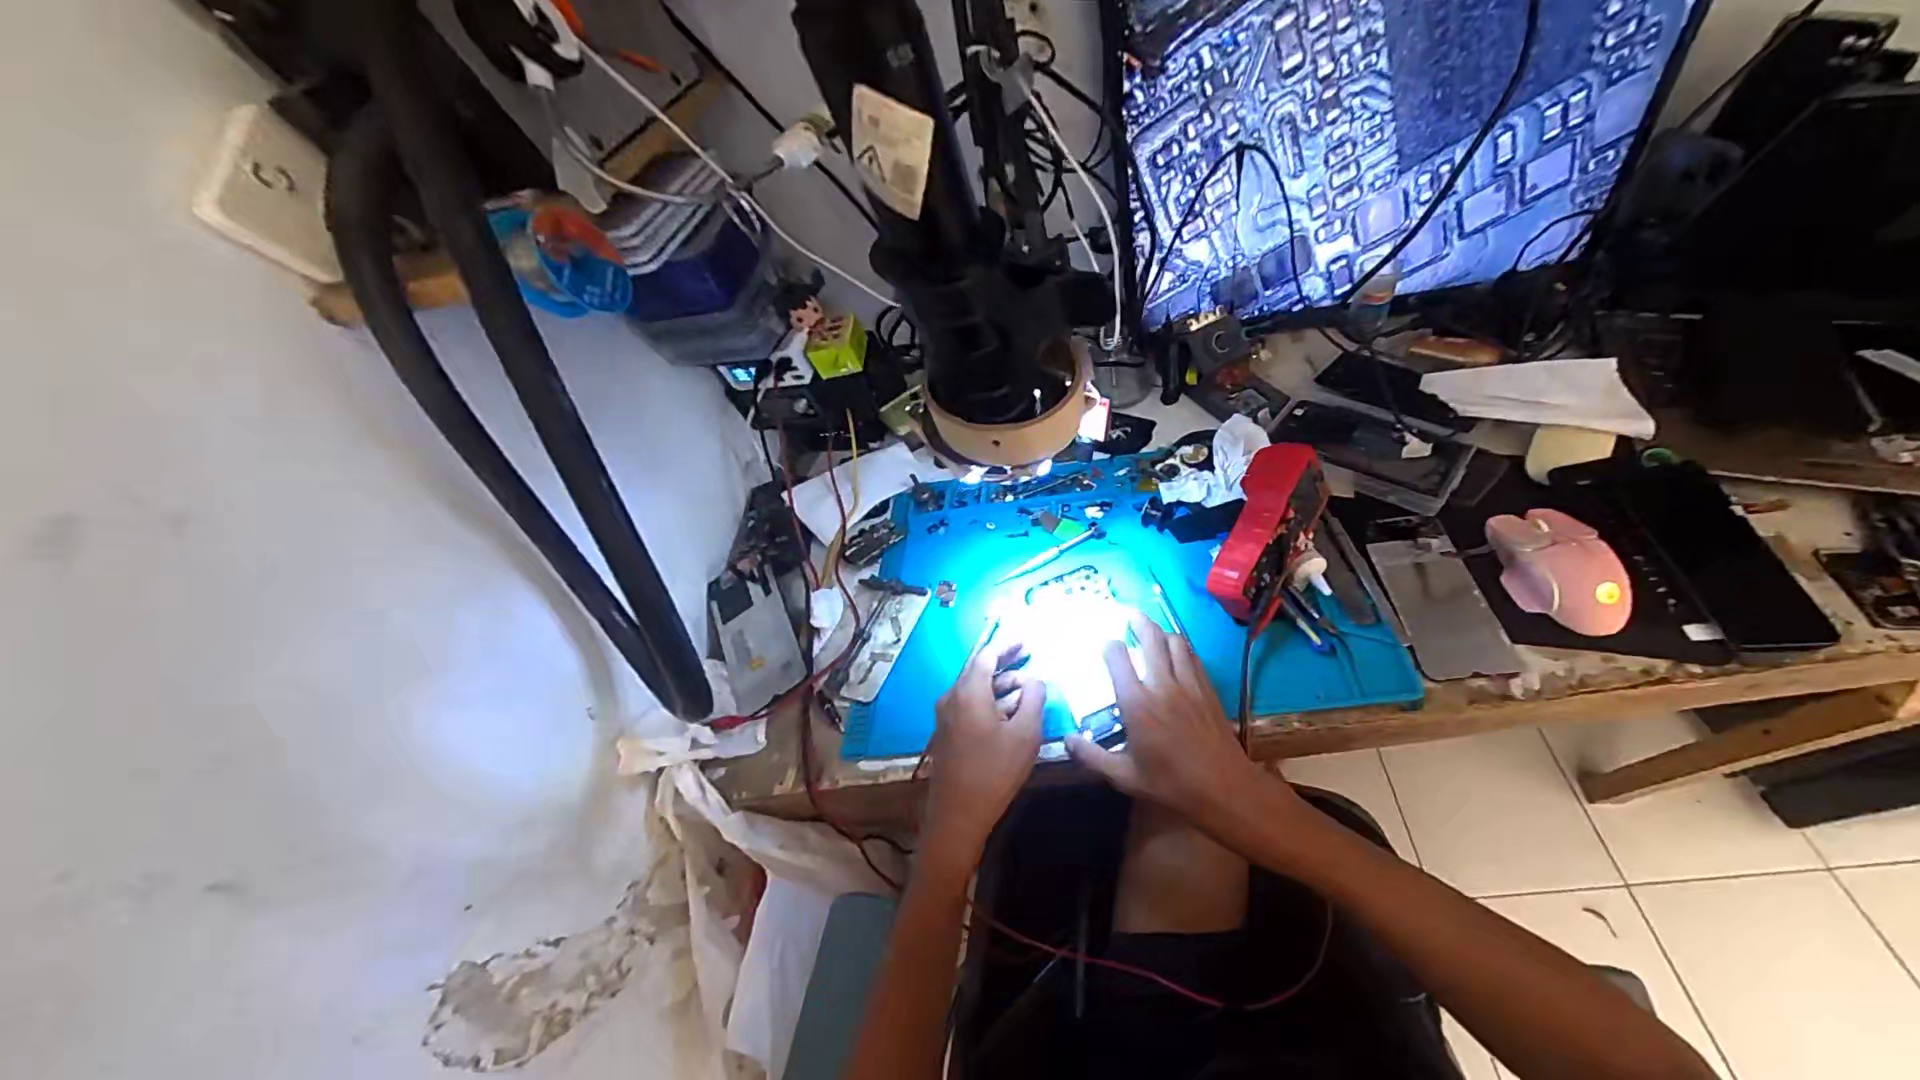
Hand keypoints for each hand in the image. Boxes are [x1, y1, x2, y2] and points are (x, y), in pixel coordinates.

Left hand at [921, 641, 1047, 870]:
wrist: (957, 813)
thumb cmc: (994, 772)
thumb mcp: (1025, 734)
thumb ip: (1033, 699)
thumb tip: (1034, 680)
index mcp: (968, 692)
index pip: (986, 655)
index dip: (1006, 645)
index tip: (1025, 641)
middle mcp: (951, 697)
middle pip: (977, 669)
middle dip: (1004, 663)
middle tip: (1027, 657)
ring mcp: (945, 716)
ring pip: (974, 688)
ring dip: (999, 684)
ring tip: (1026, 687)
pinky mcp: (947, 732)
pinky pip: (969, 704)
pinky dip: (989, 700)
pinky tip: (1009, 710)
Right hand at [1067, 613, 1310, 845]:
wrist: (1224, 788)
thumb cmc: (1170, 784)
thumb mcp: (1124, 776)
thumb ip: (1092, 756)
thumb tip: (1066, 740)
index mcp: (1136, 703)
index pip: (1117, 658)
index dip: (1109, 646)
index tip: (1106, 645)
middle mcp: (1161, 685)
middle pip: (1150, 639)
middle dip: (1139, 623)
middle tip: (1131, 614)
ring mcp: (1189, 685)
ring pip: (1175, 643)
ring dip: (1162, 632)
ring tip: (1154, 630)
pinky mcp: (1208, 690)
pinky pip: (1194, 658)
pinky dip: (1183, 647)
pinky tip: (1179, 650)